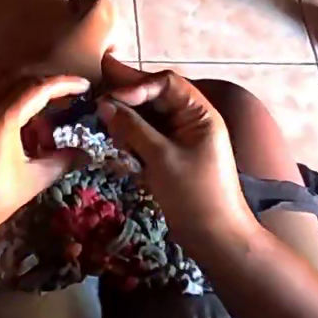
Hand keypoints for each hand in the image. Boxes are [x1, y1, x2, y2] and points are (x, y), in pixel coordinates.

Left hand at [0, 71, 88, 236]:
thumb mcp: (31, 182)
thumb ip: (60, 162)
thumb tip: (83, 153)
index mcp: (5, 116)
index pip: (41, 88)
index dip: (66, 84)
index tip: (86, 86)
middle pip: (24, 78)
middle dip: (49, 82)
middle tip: (71, 94)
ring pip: (7, 82)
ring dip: (30, 87)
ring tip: (50, 105)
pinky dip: (14, 95)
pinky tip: (25, 119)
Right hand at [95, 56, 257, 258]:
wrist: (216, 240)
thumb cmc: (195, 195)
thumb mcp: (162, 158)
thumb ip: (133, 128)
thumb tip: (104, 105)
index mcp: (200, 113)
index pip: (167, 84)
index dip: (138, 84)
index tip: (111, 96)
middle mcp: (192, 120)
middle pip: (157, 96)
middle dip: (129, 91)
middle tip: (101, 77)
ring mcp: (181, 139)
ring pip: (150, 116)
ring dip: (127, 113)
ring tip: (101, 109)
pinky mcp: (171, 157)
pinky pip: (148, 136)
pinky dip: (131, 133)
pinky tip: (112, 132)